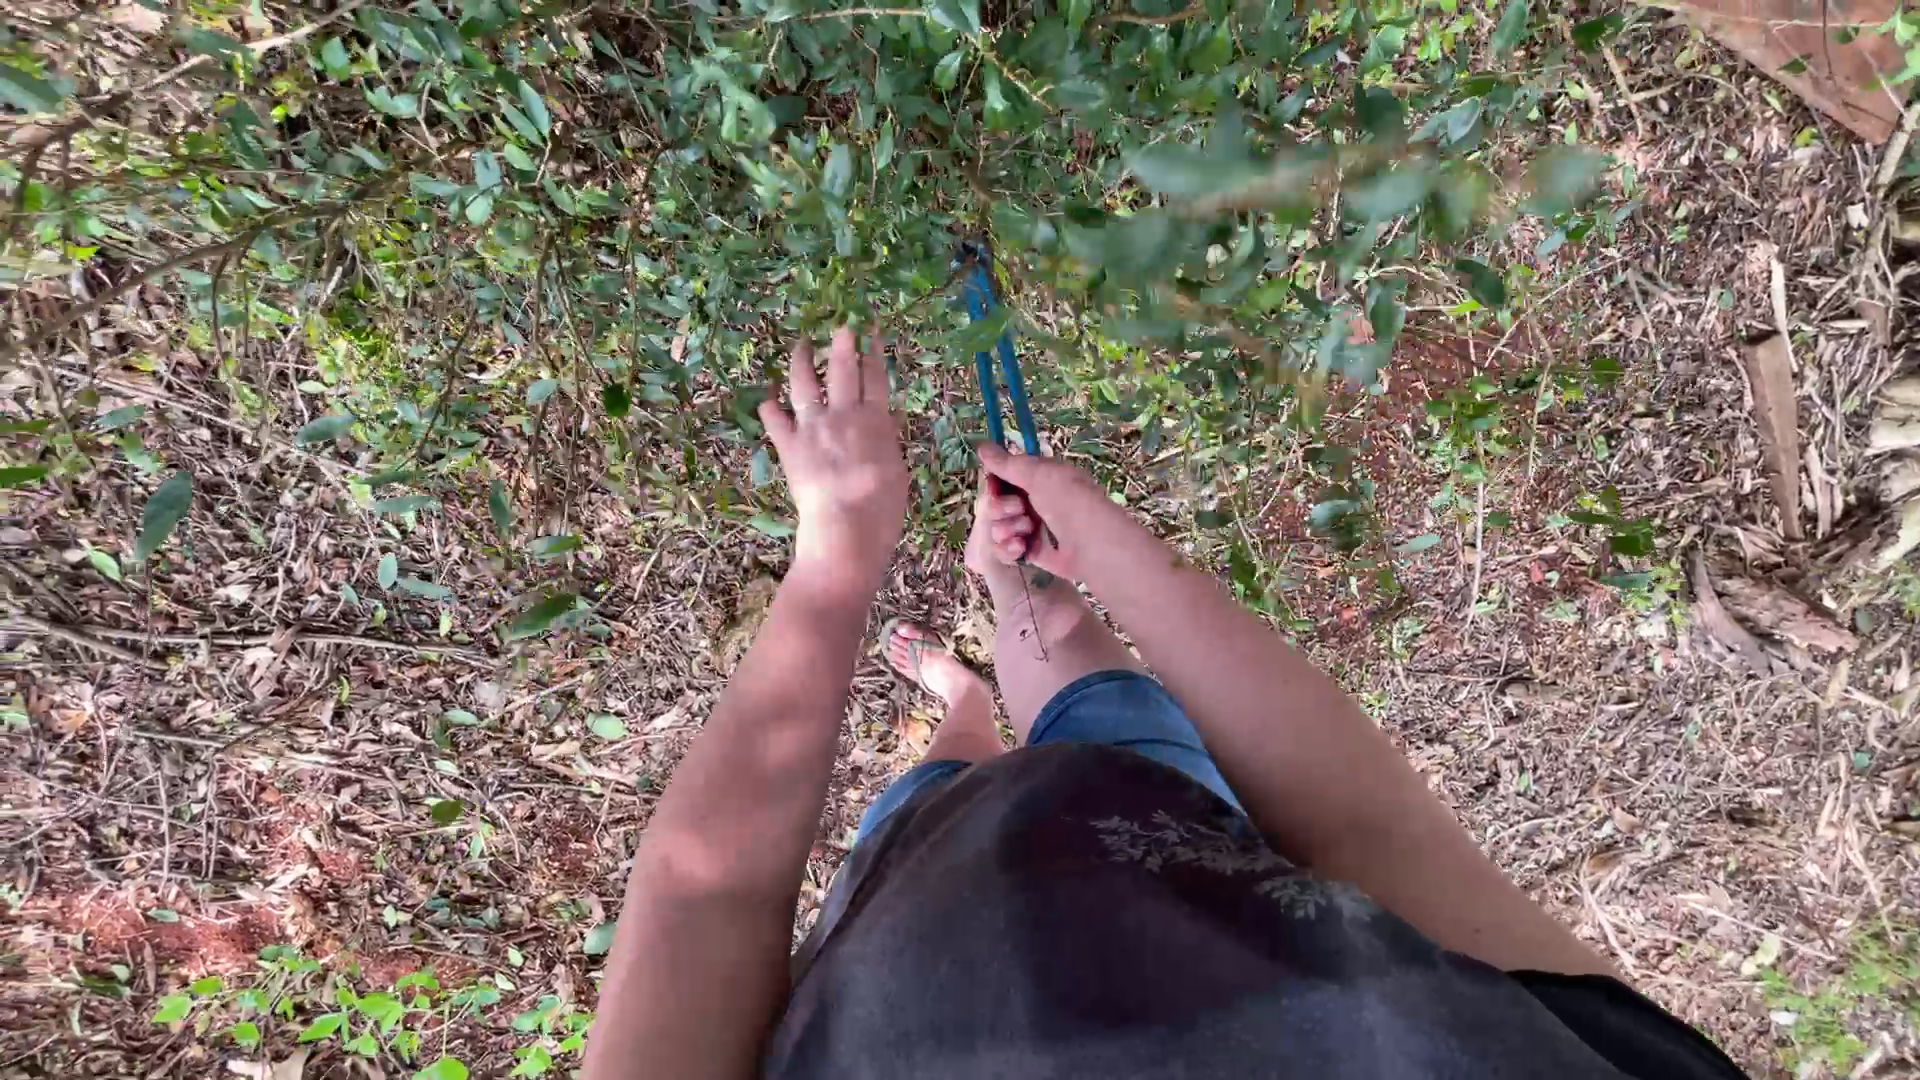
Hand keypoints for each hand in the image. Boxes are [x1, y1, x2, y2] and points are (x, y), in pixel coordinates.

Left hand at [758, 328, 907, 591]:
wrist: (846, 530)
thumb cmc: (883, 508)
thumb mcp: (898, 471)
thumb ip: (888, 441)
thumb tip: (886, 421)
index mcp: (875, 421)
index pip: (876, 377)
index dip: (874, 351)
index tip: (872, 330)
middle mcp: (842, 415)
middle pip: (842, 368)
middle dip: (842, 341)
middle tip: (842, 325)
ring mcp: (812, 428)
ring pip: (804, 383)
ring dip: (802, 360)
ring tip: (801, 345)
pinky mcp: (788, 446)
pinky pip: (774, 418)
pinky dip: (769, 406)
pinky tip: (767, 397)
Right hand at [968, 443, 1116, 581]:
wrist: (1091, 544)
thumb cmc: (1068, 501)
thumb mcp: (1037, 474)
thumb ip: (1006, 463)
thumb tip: (980, 444)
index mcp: (1039, 479)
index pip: (1003, 478)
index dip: (995, 483)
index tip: (995, 486)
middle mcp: (1034, 502)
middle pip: (996, 504)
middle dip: (1000, 508)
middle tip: (1019, 510)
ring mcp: (1032, 529)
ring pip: (997, 528)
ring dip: (1005, 529)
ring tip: (1024, 532)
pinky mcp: (1031, 553)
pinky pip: (1004, 550)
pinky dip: (1008, 549)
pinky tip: (1020, 548)